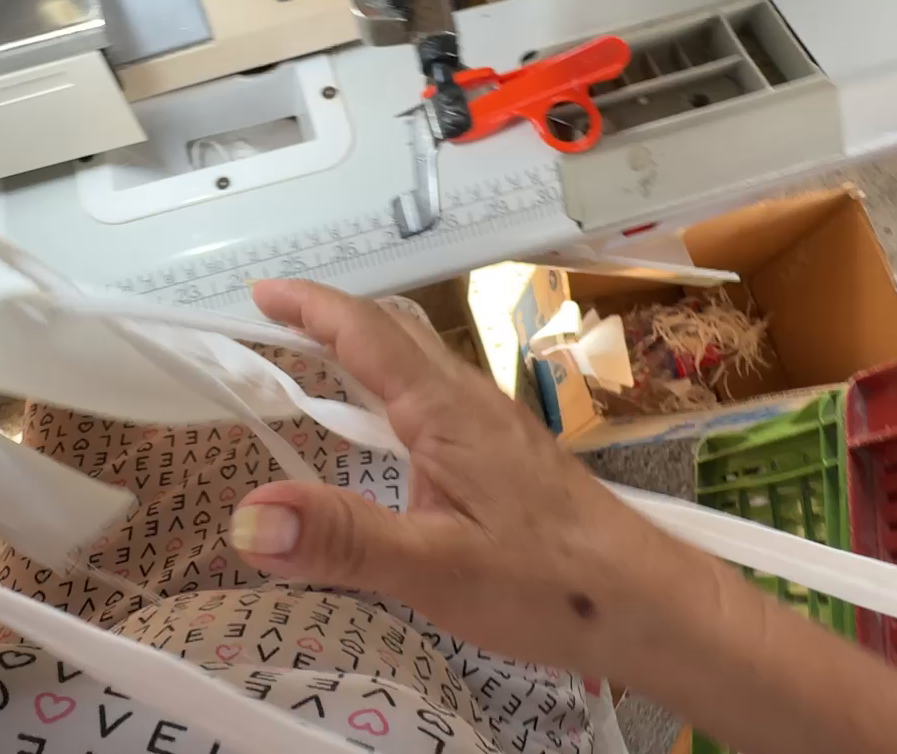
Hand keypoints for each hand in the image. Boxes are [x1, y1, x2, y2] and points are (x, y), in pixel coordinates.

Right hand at [233, 279, 725, 681]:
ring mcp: (486, 418)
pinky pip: (426, 390)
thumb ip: (343, 540)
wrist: (651, 602)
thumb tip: (246, 515)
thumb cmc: (550, 583)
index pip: (365, 330)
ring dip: (354, 346)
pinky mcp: (498, 446)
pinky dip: (380, 382)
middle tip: (269, 326)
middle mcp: (464, 396)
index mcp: (443, 406)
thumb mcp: (435, 569)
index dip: (309, 305)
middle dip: (325, 317)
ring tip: (306, 364)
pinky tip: (376, 426)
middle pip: (388, 331)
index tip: (259, 294)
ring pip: (411, 358)